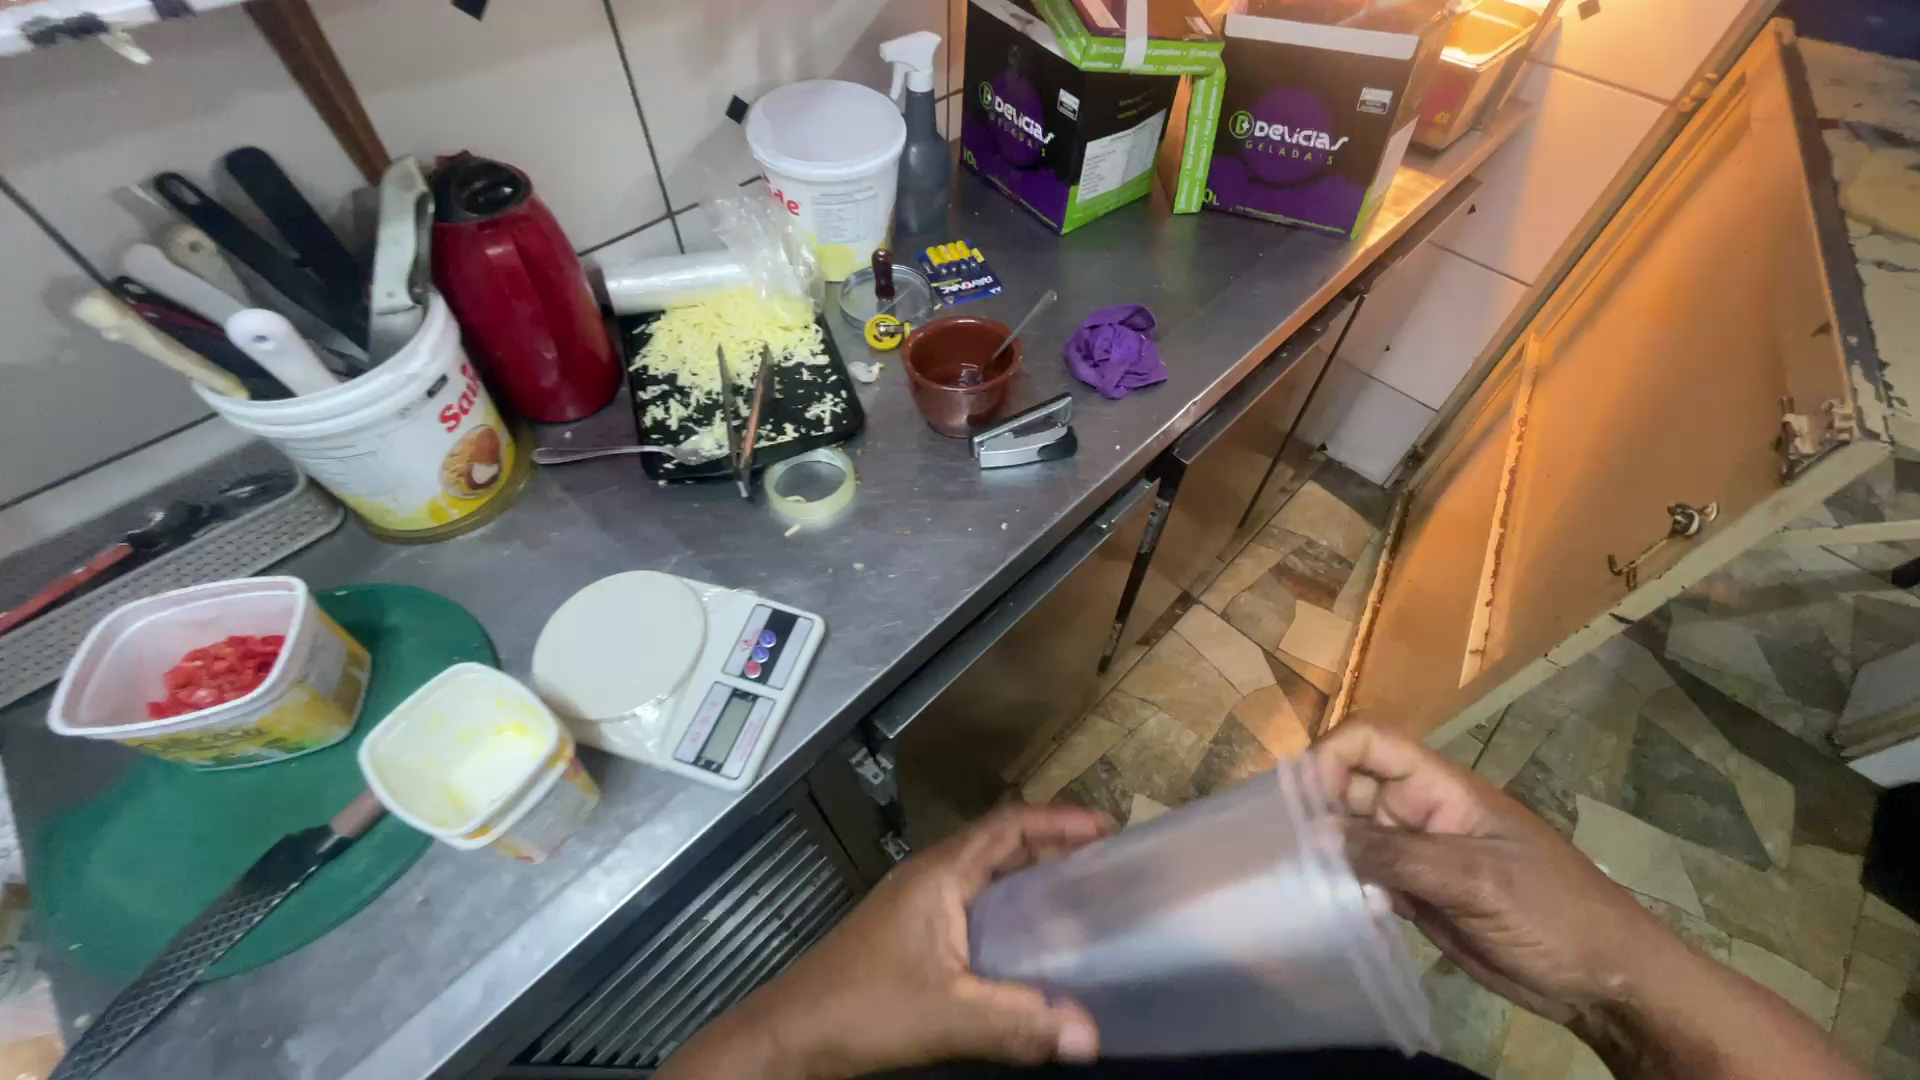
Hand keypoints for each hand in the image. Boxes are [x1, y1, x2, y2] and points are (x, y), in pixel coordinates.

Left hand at [661, 803, 1111, 1079]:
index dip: (1058, 820)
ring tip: (1081, 893)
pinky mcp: (916, 928)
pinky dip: (1010, 905)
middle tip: (1105, 862)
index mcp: (941, 872)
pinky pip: (975, 901)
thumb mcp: (947, 1015)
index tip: (1106, 828)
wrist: (794, 1032)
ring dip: (1031, 873)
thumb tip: (1092, 1036)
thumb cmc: (864, 1007)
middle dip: (1053, 843)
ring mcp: (921, 900)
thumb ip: (1018, 1023)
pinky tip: (1032, 939)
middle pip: (1001, 841)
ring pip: (987, 871)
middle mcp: (933, 874)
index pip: (1008, 825)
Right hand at [1308, 724, 1679, 1026]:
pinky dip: (1343, 886)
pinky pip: (1361, 873)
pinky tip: (1339, 910)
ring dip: (1326, 853)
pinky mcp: (1412, 888)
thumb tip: (1316, 835)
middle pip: (1346, 784)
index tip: (1306, 802)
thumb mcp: (1476, 880)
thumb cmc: (1555, 914)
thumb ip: (1394, 855)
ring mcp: (1414, 849)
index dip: (1330, 756)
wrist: (1609, 986)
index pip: (1368, 741)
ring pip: (1347, 832)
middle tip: (1293, 852)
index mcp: (1438, 786)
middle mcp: (1416, 808)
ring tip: (1310, 885)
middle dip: (1316, 811)